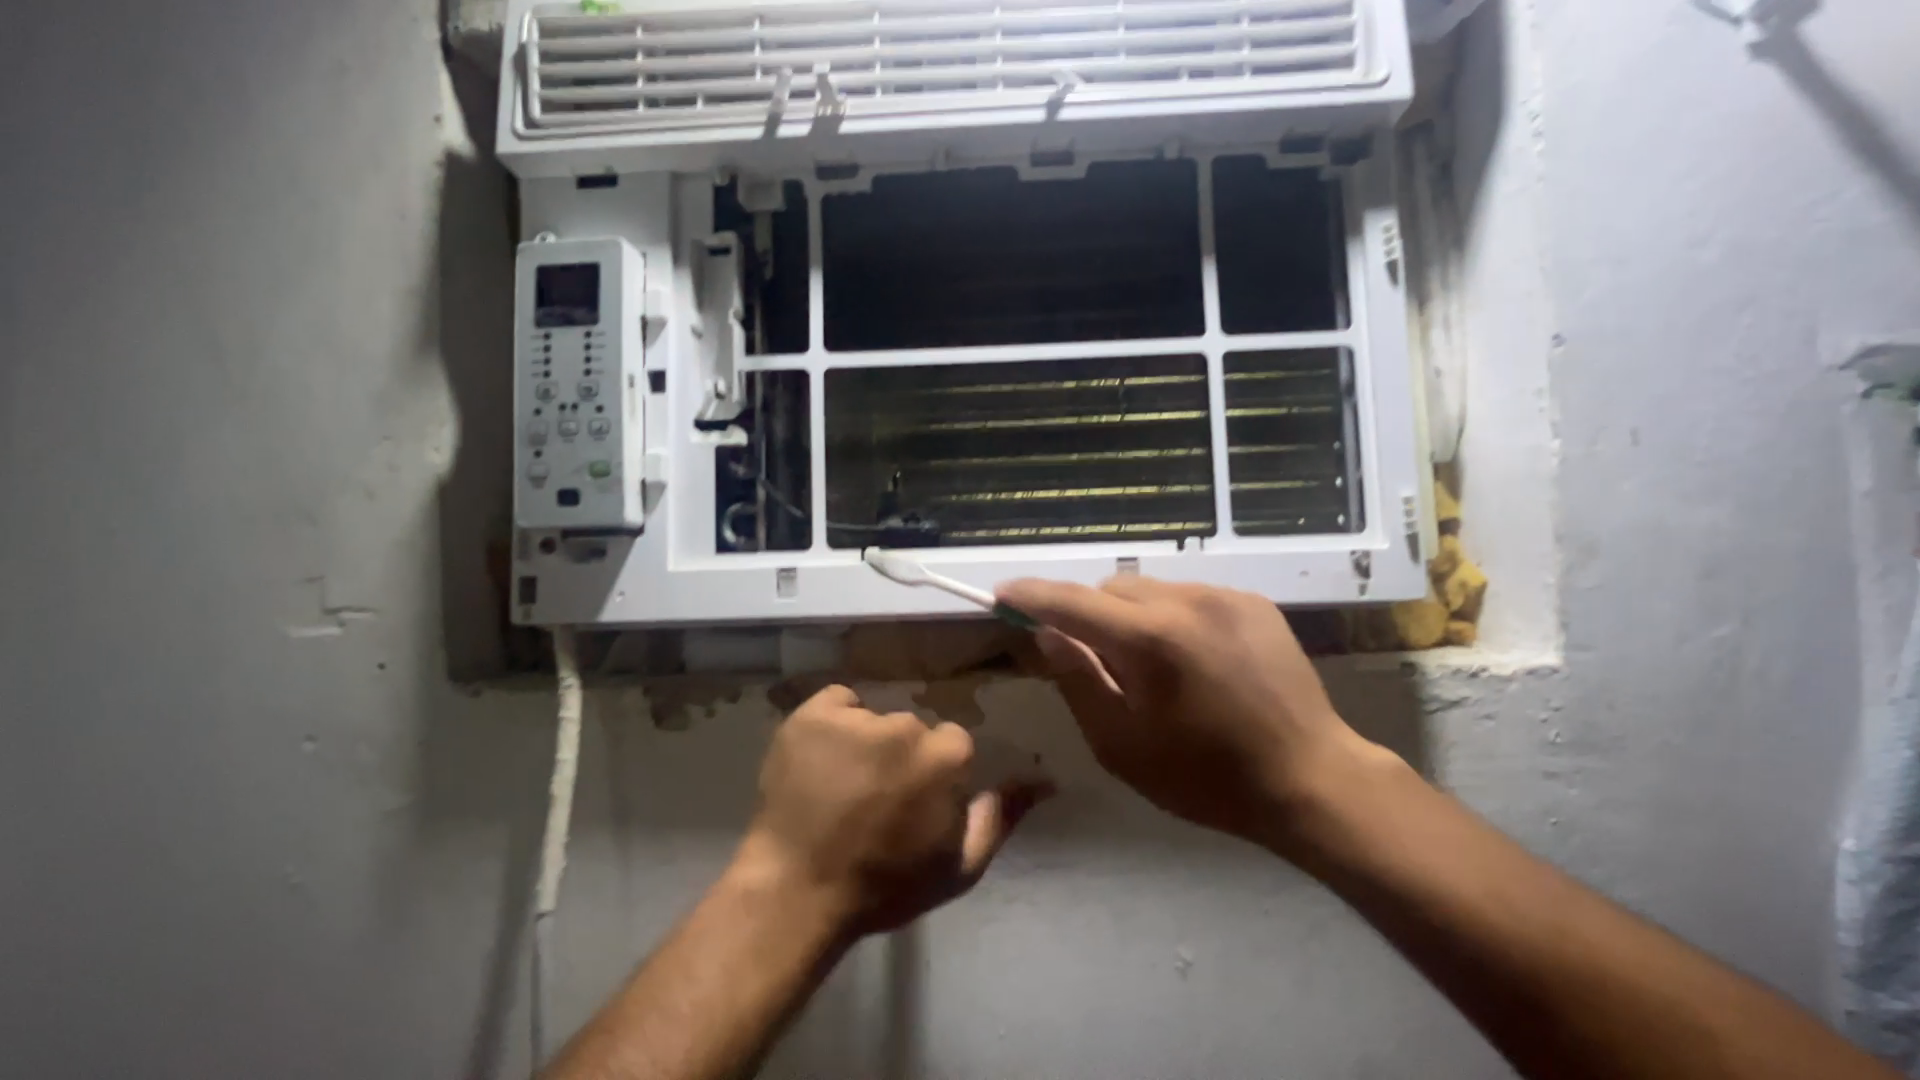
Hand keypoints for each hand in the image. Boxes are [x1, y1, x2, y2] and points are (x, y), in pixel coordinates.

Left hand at [737, 685, 1050, 937]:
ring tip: (839, 785)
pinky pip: (837, 702)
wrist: (798, 893)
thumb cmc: (885, 886)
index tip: (911, 806)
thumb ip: (1001, 817)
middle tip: (873, 799)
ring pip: (873, 718)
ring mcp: (856, 719)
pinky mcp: (811, 714)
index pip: (951, 746)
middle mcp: (906, 725)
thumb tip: (1045, 780)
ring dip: (865, 742)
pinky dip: (833, 722)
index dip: (933, 778)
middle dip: (899, 757)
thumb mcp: (959, 866)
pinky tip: (820, 758)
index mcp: (947, 756)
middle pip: (912, 730)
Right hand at [998, 576, 1381, 851]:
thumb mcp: (1122, 746)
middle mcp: (1186, 602)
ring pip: (1151, 590)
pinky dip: (1174, 618)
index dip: (1030, 595)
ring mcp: (1225, 597)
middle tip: (1096, 661)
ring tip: (1152, 665)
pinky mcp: (1254, 602)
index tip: (1002, 594)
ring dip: (1133, 616)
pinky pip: (1191, 597)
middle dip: (1090, 615)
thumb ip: (1078, 681)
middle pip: (1111, 589)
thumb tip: (1048, 634)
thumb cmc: (1205, 778)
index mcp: (1149, 641)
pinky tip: (1194, 661)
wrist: (1309, 779)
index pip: (1070, 602)